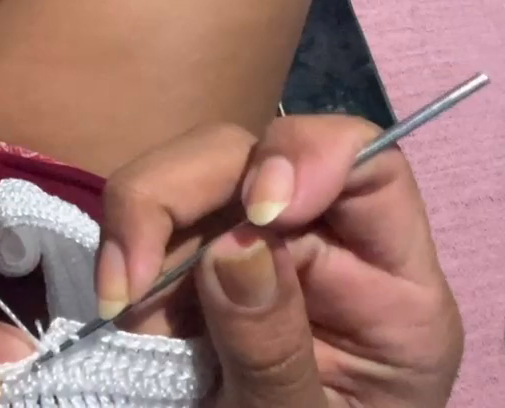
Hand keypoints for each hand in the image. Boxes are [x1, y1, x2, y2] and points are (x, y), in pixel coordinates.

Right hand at [96, 118, 462, 406]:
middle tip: (129, 280)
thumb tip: (229, 247)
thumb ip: (275, 351)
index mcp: (385, 284)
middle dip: (173, 195)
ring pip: (179, 174)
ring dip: (137, 227)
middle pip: (240, 152)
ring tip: (121, 309)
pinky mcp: (187, 253)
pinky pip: (145, 218)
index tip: (258, 211)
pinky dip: (120, 253)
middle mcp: (312, 239)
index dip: (305, 156)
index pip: (363, 166)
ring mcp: (242, 239)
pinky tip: (119, 309)